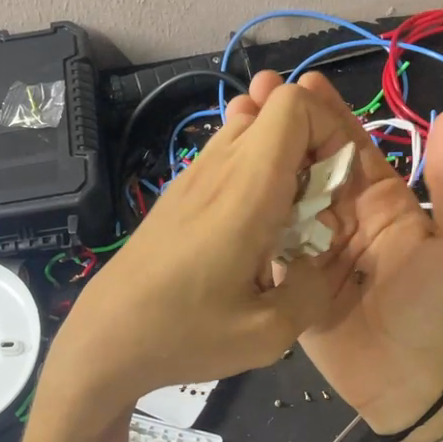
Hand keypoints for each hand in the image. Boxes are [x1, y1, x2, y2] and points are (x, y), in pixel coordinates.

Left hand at [39, 80, 354, 420]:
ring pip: (247, 130)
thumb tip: (324, 261)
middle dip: (310, 144)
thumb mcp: (269, 334)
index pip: (295, 101)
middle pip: (273, 107)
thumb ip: (315, 291)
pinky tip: (249, 234)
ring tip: (285, 220)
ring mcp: (192, 177)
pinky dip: (251, 177)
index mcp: (248, 187)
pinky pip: (225, 159)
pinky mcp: (177, 196)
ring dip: (280, 161)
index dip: (329, 128)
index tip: (335, 186)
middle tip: (314, 206)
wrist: (107, 340)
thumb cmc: (186, 335)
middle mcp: (219, 166)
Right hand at [244, 72, 442, 433]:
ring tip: (232, 130)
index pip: (350, 148)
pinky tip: (224, 190)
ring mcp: (311, 250)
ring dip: (260, 165)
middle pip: (308, 165)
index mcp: (383, 202)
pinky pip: (267, 243)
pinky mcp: (289, 280)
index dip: (326, 115)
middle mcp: (343, 219)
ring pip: (283, 198)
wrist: (405, 379)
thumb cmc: (436, 310)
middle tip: (252, 96)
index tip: (297, 83)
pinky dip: (248, 218)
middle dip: (283, 129)